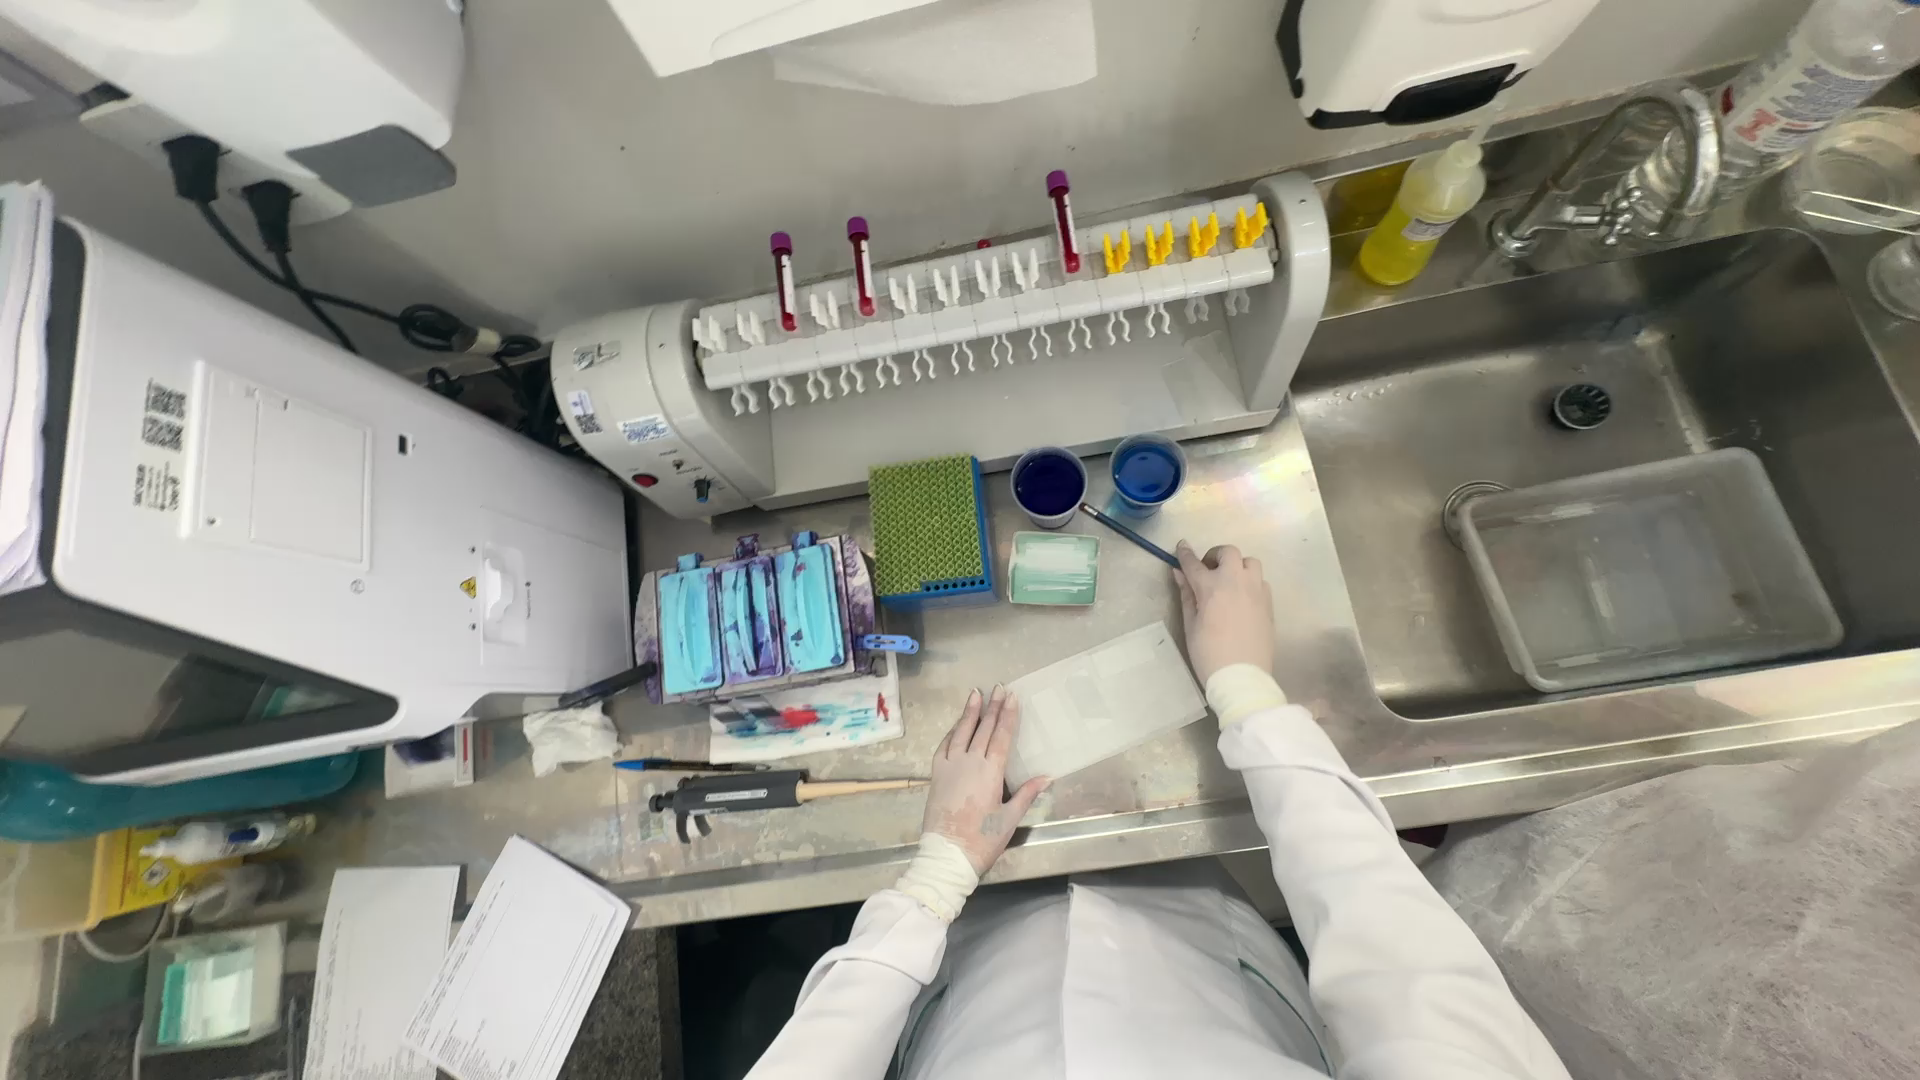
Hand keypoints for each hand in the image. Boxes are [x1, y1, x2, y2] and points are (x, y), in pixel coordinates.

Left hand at [920, 686, 1049, 875]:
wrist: (947, 855)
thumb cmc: (982, 840)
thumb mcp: (1009, 819)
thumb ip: (1026, 794)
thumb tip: (1046, 776)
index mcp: (990, 772)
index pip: (1000, 736)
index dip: (1007, 715)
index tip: (1011, 696)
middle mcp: (969, 762)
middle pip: (983, 729)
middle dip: (992, 707)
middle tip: (998, 687)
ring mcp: (950, 766)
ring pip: (961, 732)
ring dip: (969, 712)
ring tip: (975, 693)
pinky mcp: (936, 774)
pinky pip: (944, 746)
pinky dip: (952, 732)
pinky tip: (956, 725)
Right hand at [1174, 541, 1275, 685]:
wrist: (1241, 676)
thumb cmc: (1208, 652)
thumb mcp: (1190, 624)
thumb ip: (1186, 594)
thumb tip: (1179, 573)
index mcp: (1212, 587)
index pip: (1194, 563)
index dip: (1185, 554)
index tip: (1181, 546)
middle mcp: (1237, 582)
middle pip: (1229, 553)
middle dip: (1215, 556)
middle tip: (1207, 571)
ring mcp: (1257, 591)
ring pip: (1250, 563)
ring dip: (1237, 566)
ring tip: (1228, 583)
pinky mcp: (1269, 604)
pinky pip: (1260, 581)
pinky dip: (1249, 582)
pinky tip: (1241, 599)